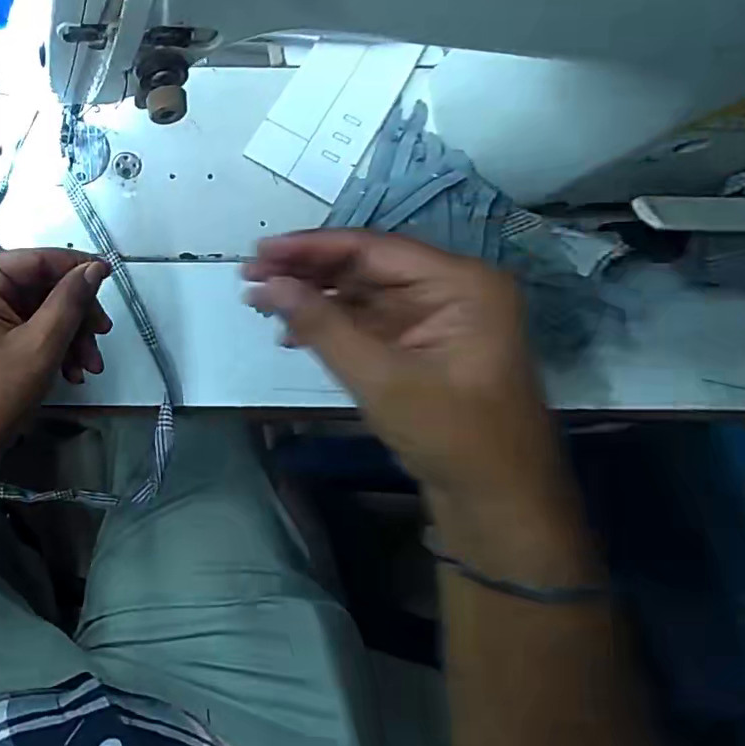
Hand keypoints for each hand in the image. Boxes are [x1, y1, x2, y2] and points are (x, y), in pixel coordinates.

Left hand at [0, 249, 112, 475]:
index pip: (35, 259)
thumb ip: (70, 301)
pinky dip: (56, 345)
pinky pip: (32, 326)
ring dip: (71, 334)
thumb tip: (94, 267)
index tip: (111, 274)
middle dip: (75, 312)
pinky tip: (73, 372)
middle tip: (103, 334)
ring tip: (90, 366)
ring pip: (42, 307)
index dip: (75, 266)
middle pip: (41, 284)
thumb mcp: (41, 345)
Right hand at [243, 230, 560, 501]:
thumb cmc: (450, 433)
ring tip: (258, 300)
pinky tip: (289, 331)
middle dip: (302, 270)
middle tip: (249, 276)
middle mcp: (447, 288)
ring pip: (354, 288)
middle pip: (359, 264)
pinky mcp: (414, 339)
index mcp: (459, 284)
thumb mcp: (379, 376)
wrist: (494, 498)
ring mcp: (431, 314)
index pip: (370, 248)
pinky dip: (322, 320)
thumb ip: (320, 324)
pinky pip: (359, 315)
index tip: (258, 250)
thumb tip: (268, 284)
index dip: (308, 247)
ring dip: (306, 294)